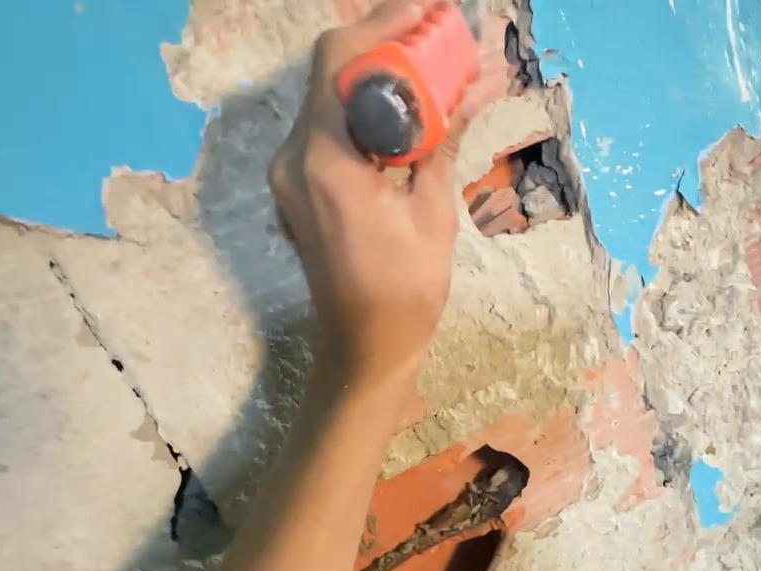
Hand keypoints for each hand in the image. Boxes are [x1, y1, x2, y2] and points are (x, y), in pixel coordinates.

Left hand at [268, 1, 506, 389]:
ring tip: (428, 71)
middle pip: (330, 71)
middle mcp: (294, 157)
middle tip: (435, 37)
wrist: (364, 348)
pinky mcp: (298, 186)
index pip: (341, 60)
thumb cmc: (404, 295)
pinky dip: (365, 113)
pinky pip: (329, 129)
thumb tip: (471, 89)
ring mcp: (290, 172)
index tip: (430, 15)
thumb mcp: (433, 218)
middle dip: (384, 45)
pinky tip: (403, 115)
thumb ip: (442, 146)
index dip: (385, 26)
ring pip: (328, 97)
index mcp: (326, 162)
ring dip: (375, 78)